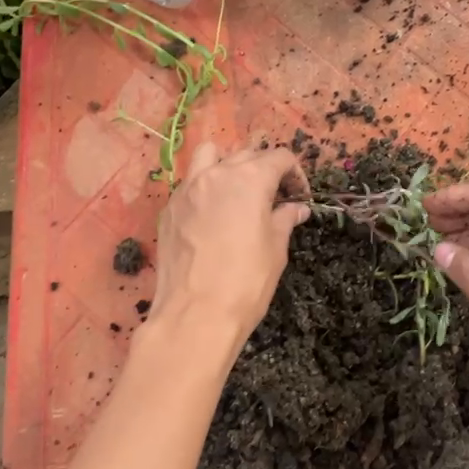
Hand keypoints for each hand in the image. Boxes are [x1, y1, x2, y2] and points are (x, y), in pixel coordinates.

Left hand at [150, 143, 310, 346]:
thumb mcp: (275, 249)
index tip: (299, 196)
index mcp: (250, 178)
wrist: (194, 315)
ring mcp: (188, 188)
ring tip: (236, 190)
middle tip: (274, 198)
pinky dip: (204, 187)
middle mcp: (218, 173)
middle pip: (247, 154)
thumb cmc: (245, 282)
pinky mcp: (170, 208)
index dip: (295, 174)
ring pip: (210, 155)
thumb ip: (285, 219)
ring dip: (227, 164)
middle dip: (265, 170)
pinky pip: (190, 182)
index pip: (279, 157)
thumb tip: (296, 208)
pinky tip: (211, 214)